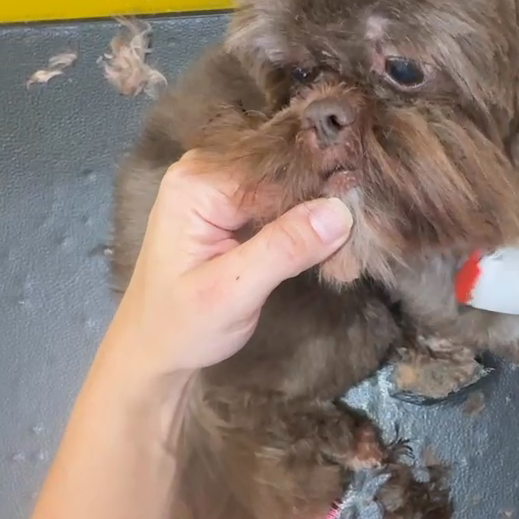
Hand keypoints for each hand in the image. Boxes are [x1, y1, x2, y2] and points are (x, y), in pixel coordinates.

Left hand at [110, 151, 352, 383]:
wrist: (153, 352)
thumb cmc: (182, 327)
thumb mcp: (234, 291)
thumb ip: (284, 249)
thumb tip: (340, 211)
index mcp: (197, 182)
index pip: (276, 166)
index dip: (321, 180)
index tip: (364, 195)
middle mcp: (205, 172)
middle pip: (282, 168)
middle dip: (322, 192)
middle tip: (365, 214)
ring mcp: (218, 188)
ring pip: (285, 185)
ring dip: (317, 206)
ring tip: (356, 223)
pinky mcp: (230, 208)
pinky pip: (277, 202)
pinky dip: (304, 218)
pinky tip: (330, 233)